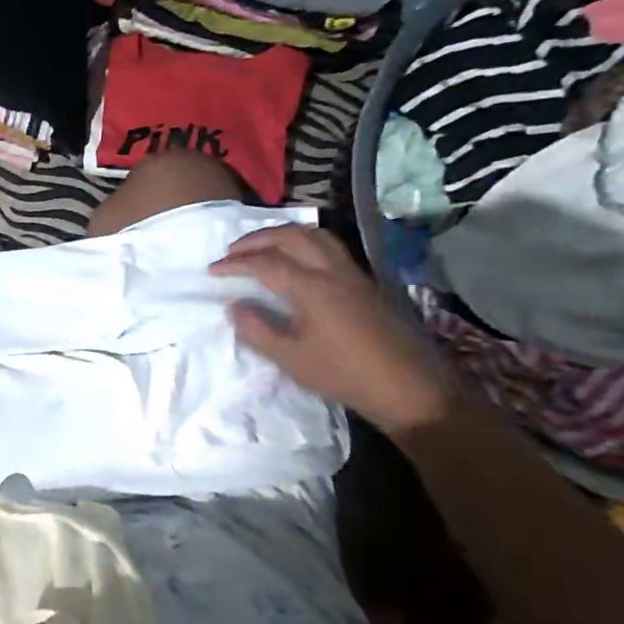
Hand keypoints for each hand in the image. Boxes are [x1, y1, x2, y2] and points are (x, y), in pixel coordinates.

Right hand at [210, 226, 454, 435]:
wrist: (411, 389)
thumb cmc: (345, 375)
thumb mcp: (292, 359)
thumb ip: (257, 330)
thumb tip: (234, 306)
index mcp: (311, 287)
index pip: (265, 263)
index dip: (234, 264)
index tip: (212, 271)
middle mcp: (333, 271)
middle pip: (290, 237)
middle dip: (256, 239)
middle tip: (232, 252)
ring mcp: (354, 274)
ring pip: (315, 235)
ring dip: (283, 234)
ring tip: (263, 246)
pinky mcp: (367, 283)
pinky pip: (331, 247)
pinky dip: (305, 242)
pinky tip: (297, 259)